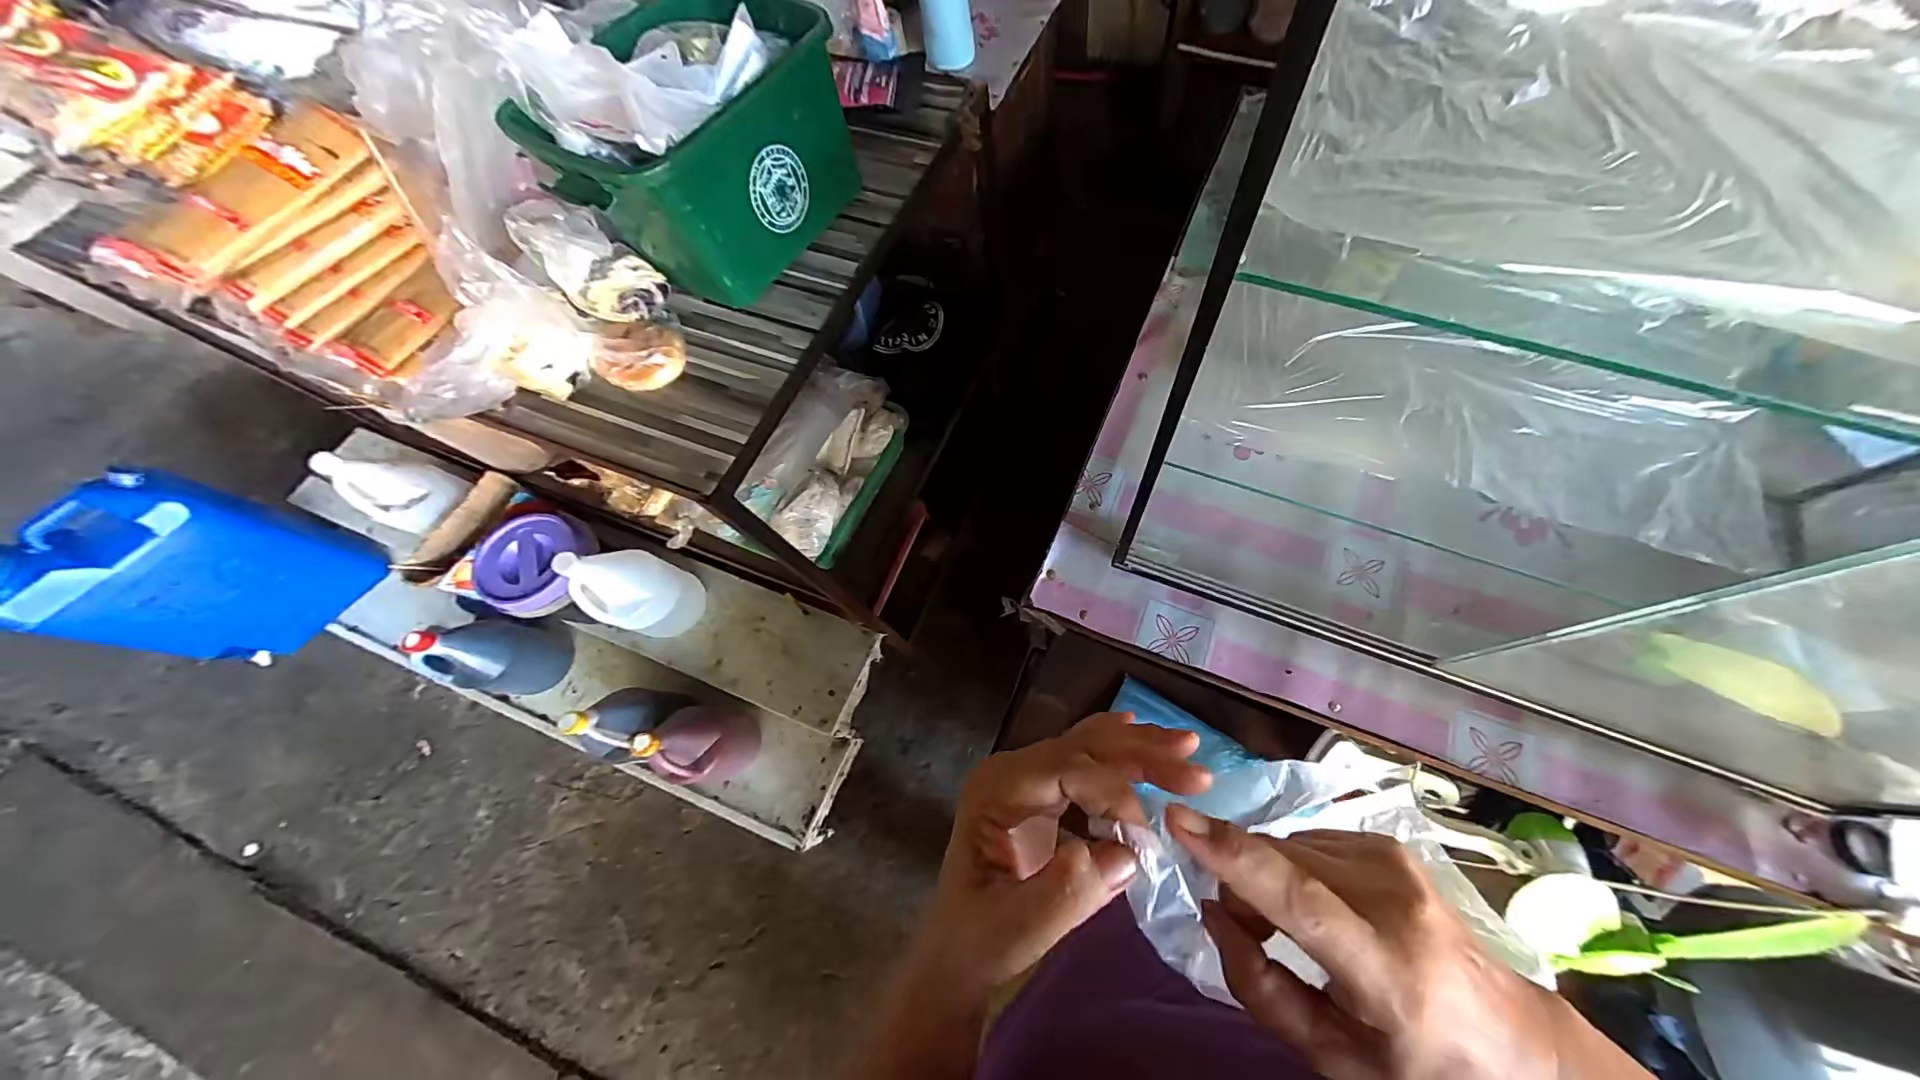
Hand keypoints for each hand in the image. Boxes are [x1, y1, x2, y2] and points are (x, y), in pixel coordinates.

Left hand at [909, 713, 1212, 994]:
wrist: (958, 952)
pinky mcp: (1042, 794)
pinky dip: (1119, 753)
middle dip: (1140, 752)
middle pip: (1081, 746)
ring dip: (1138, 746)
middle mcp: (1011, 772)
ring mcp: (1026, 779)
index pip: (1066, 769)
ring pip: (1087, 746)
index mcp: (997, 790)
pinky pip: (1085, 761)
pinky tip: (1143, 739)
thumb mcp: (1018, 928)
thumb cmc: (981, 941)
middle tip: (1195, 762)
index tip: (1148, 836)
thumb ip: (1067, 891)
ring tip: (1186, 744)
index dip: (1114, 793)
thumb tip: (1126, 854)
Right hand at [1168, 808, 1650, 1079]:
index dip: (1232, 856)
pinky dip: (1289, 868)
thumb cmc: (1418, 1064)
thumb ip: (1260, 986)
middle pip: (1277, 863)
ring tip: (1290, 926)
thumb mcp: (1335, 1058)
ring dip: (1264, 877)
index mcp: (1389, 970)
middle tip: (1248, 932)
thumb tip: (1213, 911)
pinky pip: (1303, 842)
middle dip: (1239, 884)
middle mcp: (1393, 899)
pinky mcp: (1386, 843)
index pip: (1297, 897)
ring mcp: (1393, 862)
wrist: (1513, 1037)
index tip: (1176, 819)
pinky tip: (1316, 904)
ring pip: (1283, 846)